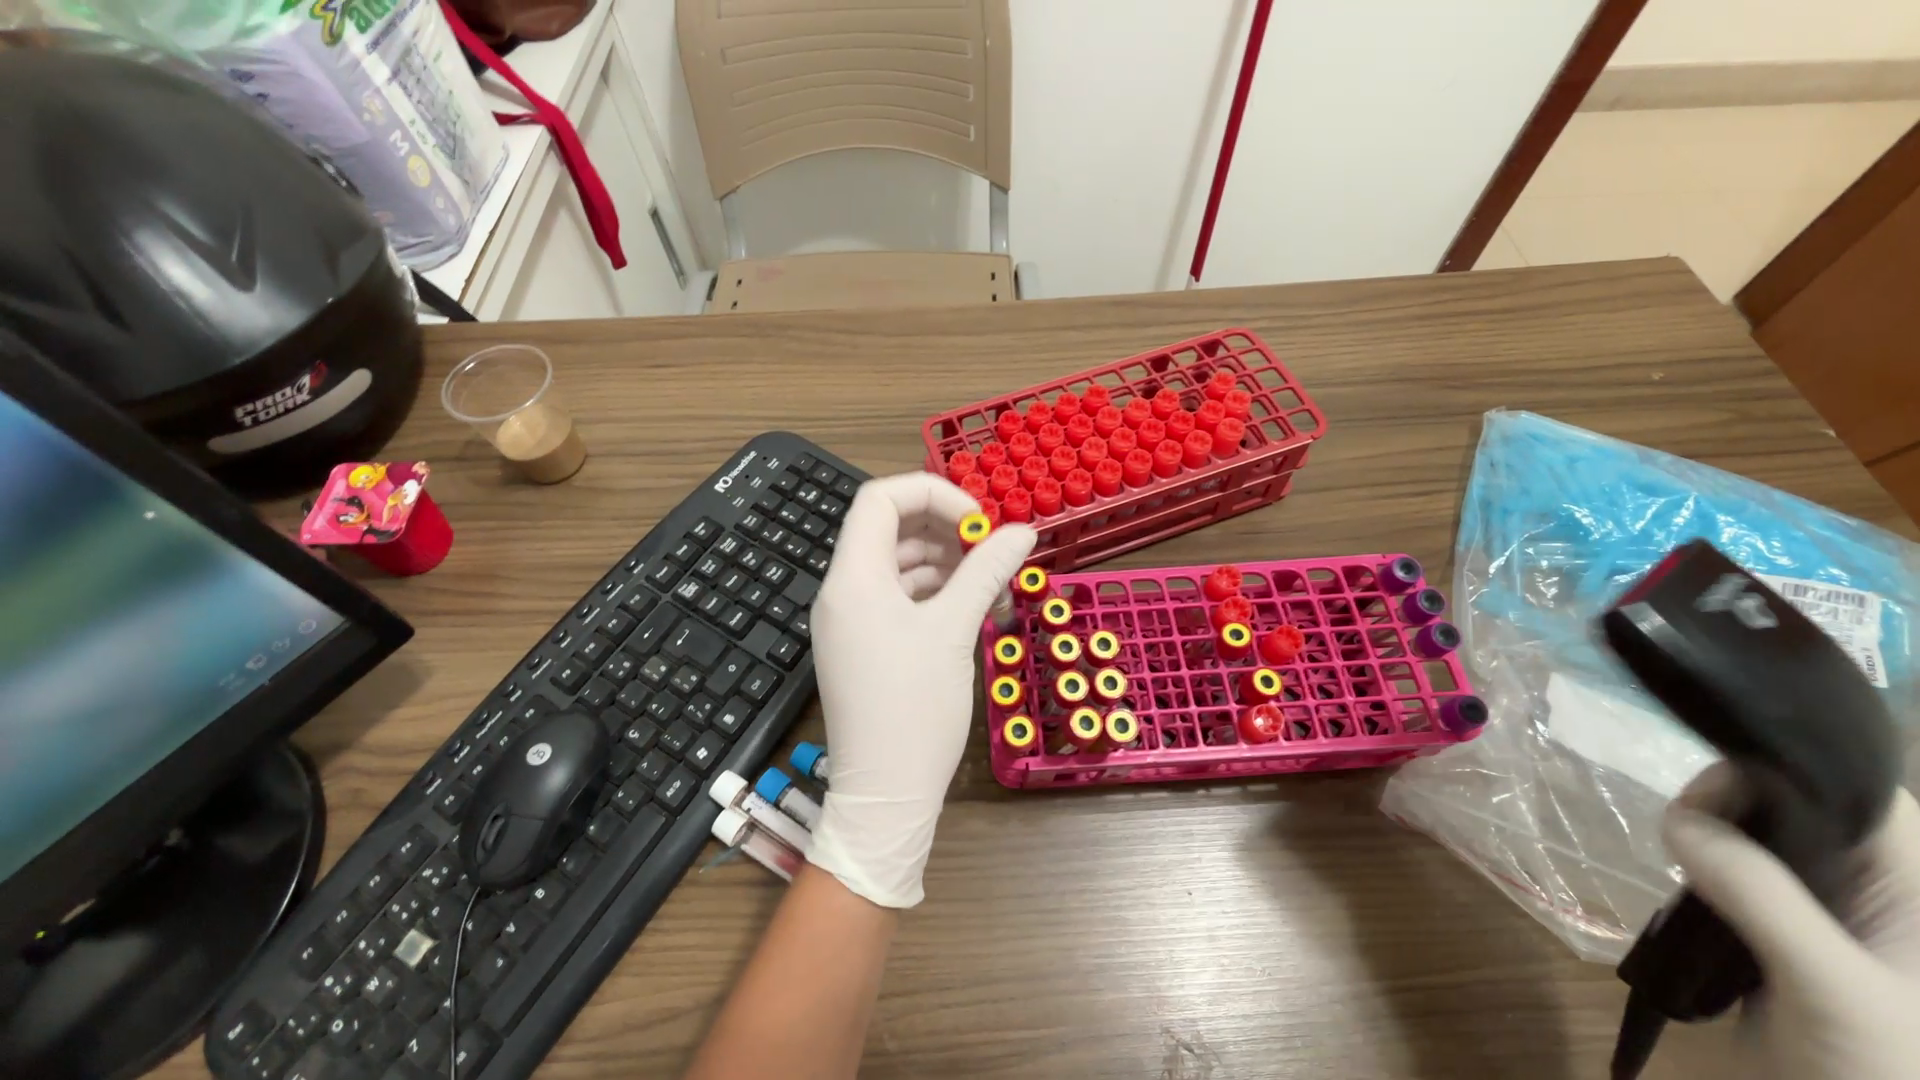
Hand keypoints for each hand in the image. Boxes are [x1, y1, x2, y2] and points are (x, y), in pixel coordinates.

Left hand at [804, 473, 1034, 907]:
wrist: (884, 796)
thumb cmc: (915, 711)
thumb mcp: (954, 633)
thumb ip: (985, 572)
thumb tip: (1022, 531)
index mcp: (853, 578)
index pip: (879, 500)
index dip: (932, 493)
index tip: (979, 520)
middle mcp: (843, 591)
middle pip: (889, 529)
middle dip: (944, 528)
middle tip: (991, 548)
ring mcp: (850, 620)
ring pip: (897, 564)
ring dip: (945, 562)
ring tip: (990, 584)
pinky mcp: (862, 645)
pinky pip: (896, 598)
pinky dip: (933, 593)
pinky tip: (971, 609)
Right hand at [1663, 764, 1919, 1078]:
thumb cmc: (1884, 1070)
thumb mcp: (1830, 987)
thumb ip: (1761, 897)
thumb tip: (1678, 821)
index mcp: (1912, 891)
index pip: (1855, 793)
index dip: (1782, 773)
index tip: (1709, 799)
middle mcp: (1873, 893)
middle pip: (1796, 808)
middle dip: (1731, 806)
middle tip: (1681, 835)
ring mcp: (1825, 919)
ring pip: (1759, 844)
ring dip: (1709, 842)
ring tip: (1679, 865)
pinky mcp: (1781, 942)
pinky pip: (1737, 884)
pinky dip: (1702, 875)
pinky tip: (1684, 890)